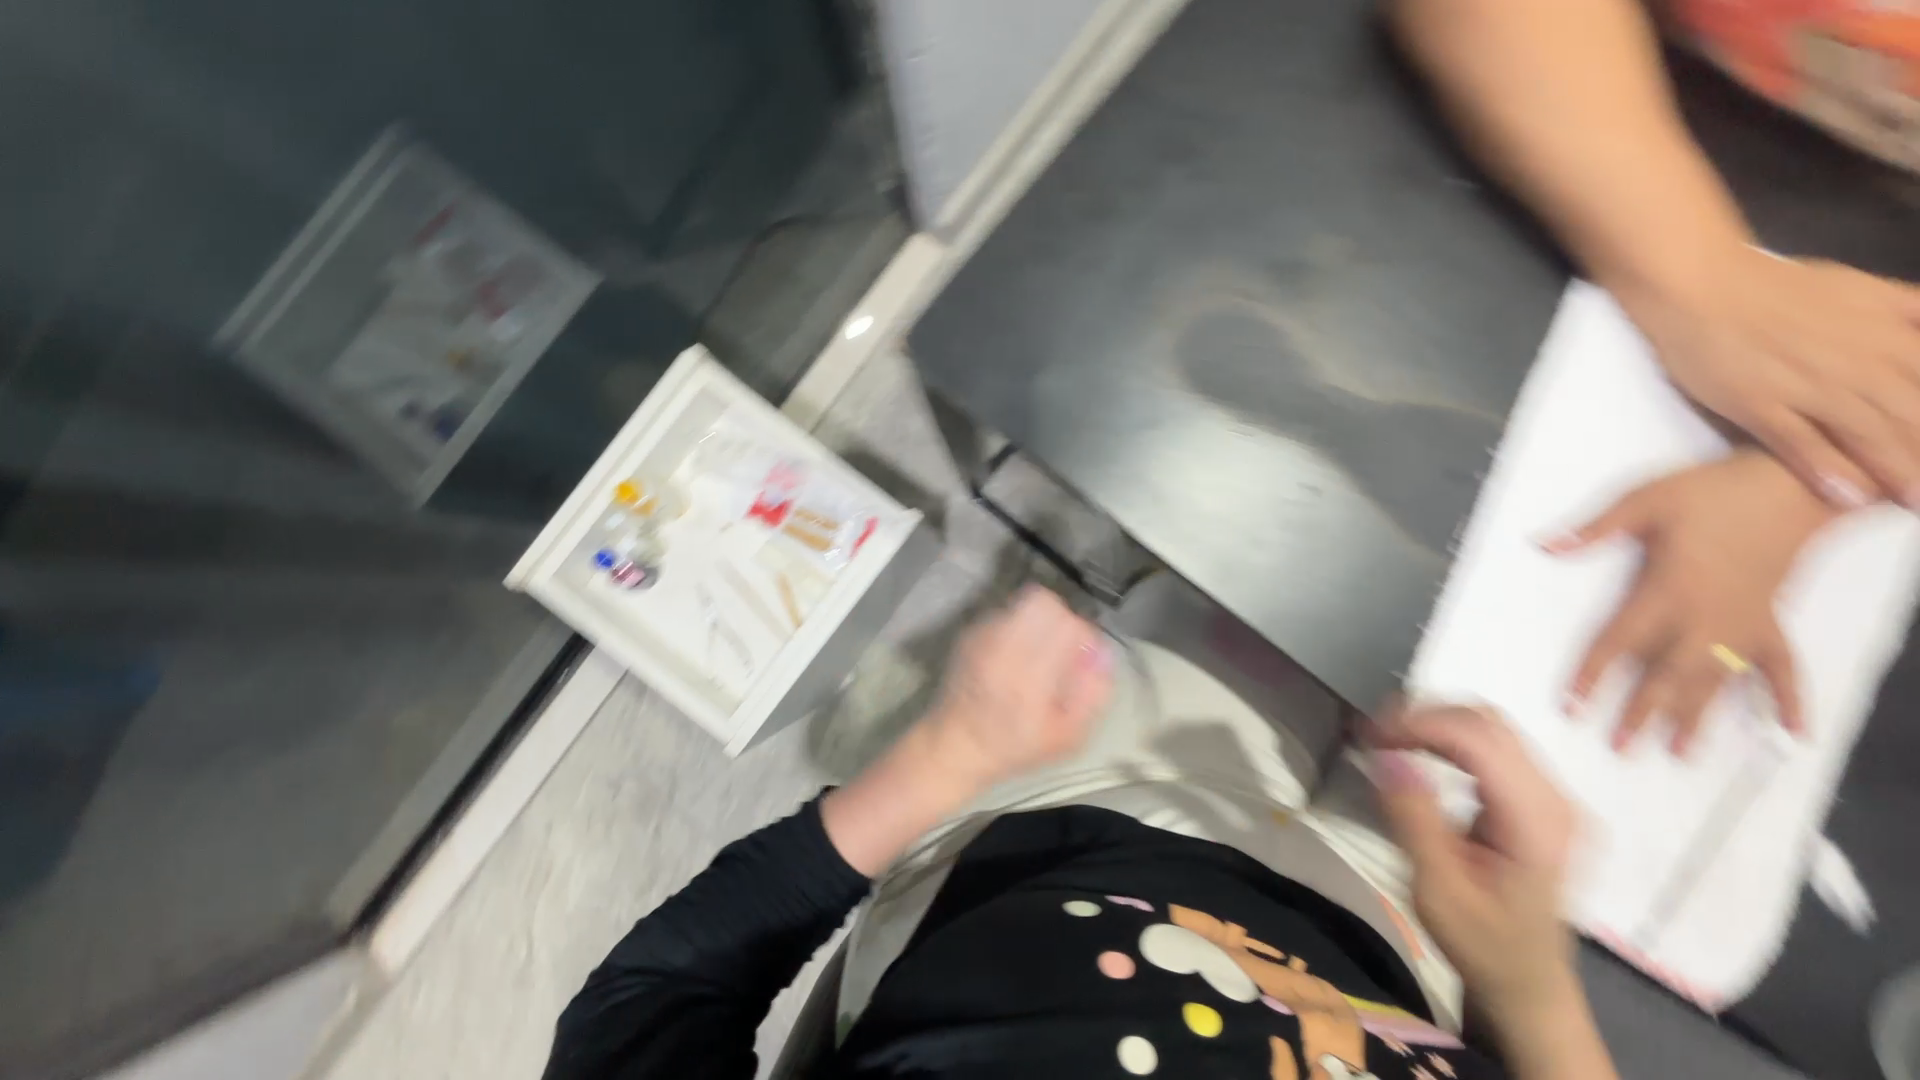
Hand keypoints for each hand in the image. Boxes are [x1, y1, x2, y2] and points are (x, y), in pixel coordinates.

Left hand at [922, 585, 1113, 788]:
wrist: (955, 744)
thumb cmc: (1015, 746)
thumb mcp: (1067, 736)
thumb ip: (1092, 693)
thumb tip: (1102, 653)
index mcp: (1029, 675)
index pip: (1067, 623)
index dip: (1083, 635)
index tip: (1081, 656)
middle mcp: (1003, 647)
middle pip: (1045, 601)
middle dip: (1062, 620)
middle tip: (1061, 647)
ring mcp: (982, 636)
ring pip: (1024, 603)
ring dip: (1039, 622)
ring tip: (1036, 653)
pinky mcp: (970, 633)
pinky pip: (1005, 614)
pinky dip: (1017, 627)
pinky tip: (1014, 656)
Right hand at [1369, 704, 1579, 1031]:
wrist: (1528, 982)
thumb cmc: (1481, 943)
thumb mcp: (1437, 891)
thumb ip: (1415, 820)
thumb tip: (1388, 757)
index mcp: (1537, 821)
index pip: (1478, 740)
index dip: (1419, 724)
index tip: (1369, 737)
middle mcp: (1555, 798)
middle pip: (1487, 723)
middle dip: (1424, 716)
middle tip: (1373, 736)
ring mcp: (1552, 796)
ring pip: (1489, 727)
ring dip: (1434, 723)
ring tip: (1388, 740)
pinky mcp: (1539, 799)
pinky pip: (1493, 746)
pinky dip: (1448, 738)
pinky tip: (1418, 751)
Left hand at [1543, 450, 1830, 753]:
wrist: (1793, 487)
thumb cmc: (1711, 493)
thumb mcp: (1644, 500)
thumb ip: (1594, 528)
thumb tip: (1543, 545)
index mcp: (1667, 591)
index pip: (1619, 642)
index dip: (1593, 674)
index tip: (1573, 706)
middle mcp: (1706, 618)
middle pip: (1666, 675)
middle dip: (1641, 712)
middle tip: (1619, 748)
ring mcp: (1745, 624)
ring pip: (1716, 681)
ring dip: (1697, 717)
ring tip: (1678, 754)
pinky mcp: (1774, 621)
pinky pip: (1785, 669)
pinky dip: (1788, 700)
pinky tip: (1792, 733)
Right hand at [1617, 246, 1919, 508]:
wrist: (1699, 286)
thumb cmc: (1773, 287)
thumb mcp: (1861, 287)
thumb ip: (1908, 310)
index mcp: (1892, 333)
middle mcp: (1860, 363)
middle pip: (1913, 415)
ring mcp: (1806, 386)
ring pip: (1867, 433)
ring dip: (1897, 470)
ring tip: (1913, 503)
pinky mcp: (1756, 403)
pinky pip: (1798, 440)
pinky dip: (1824, 468)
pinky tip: (1846, 495)